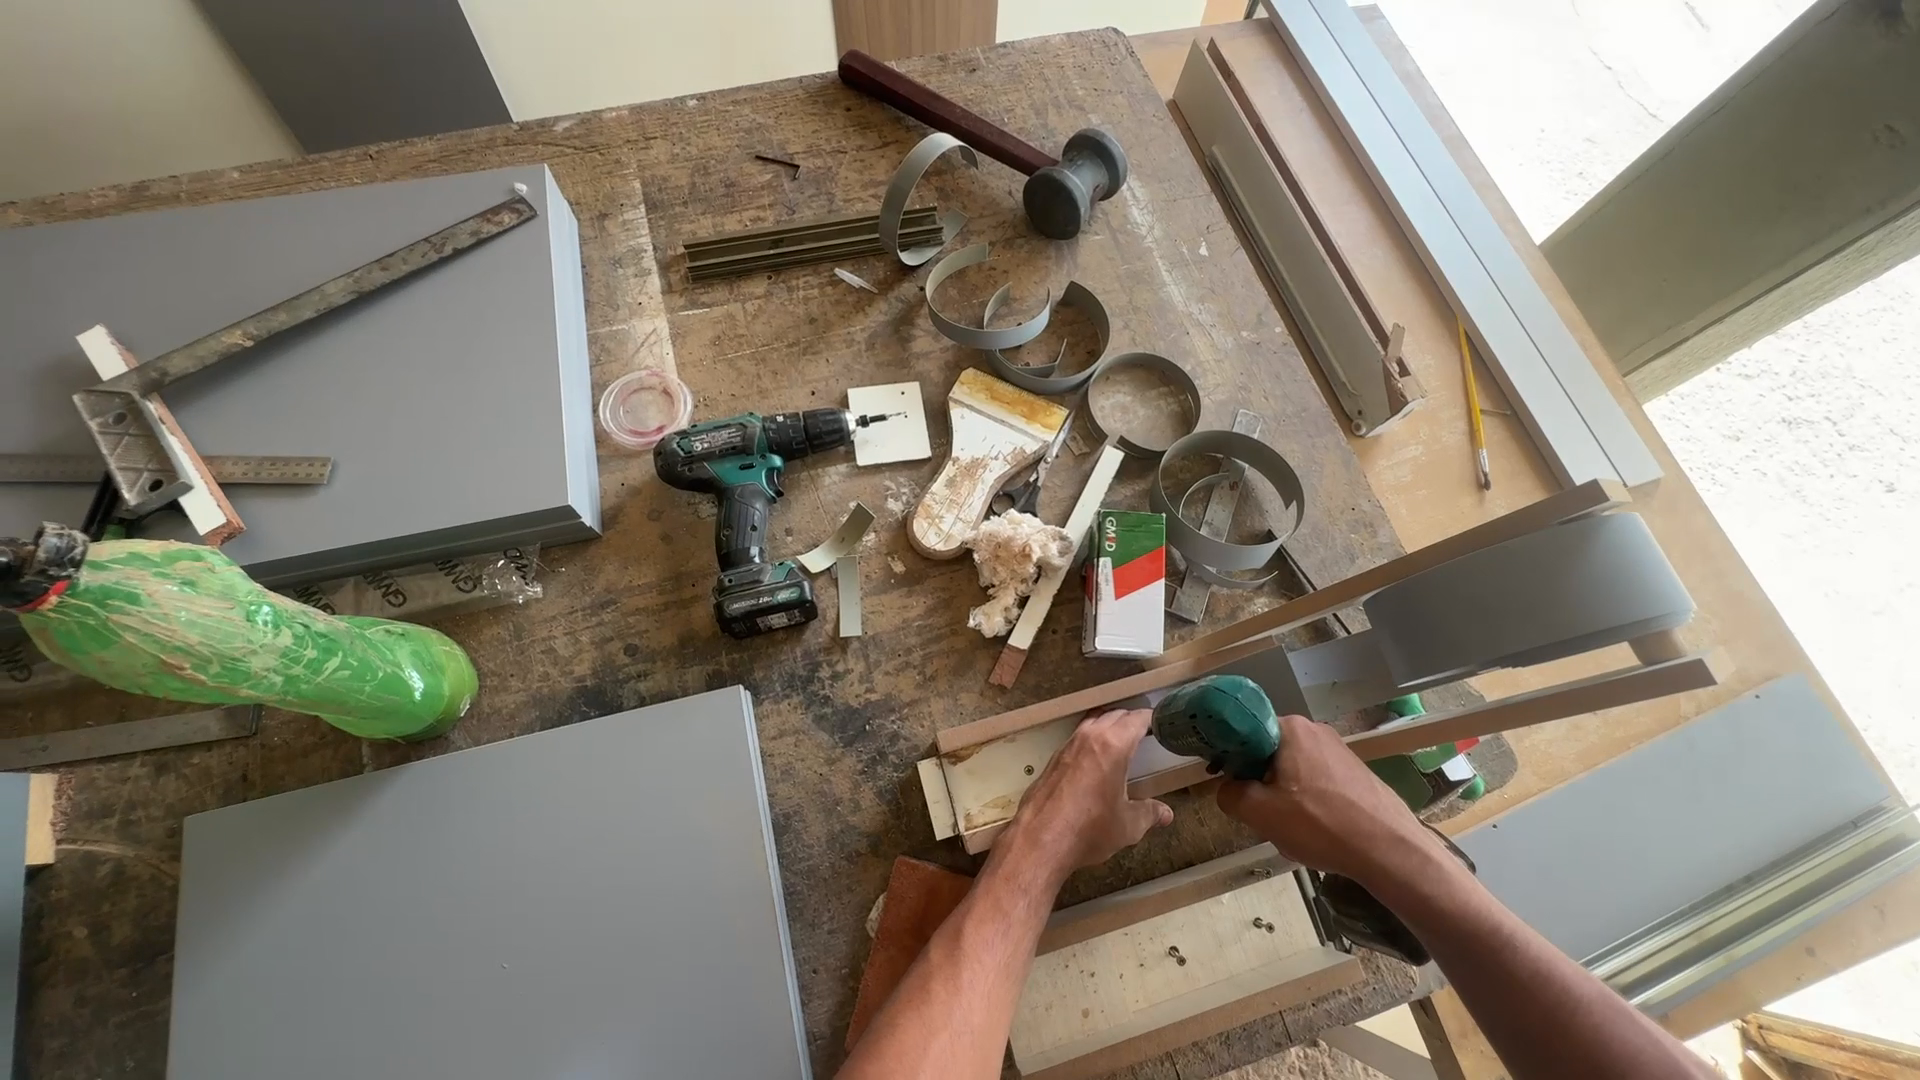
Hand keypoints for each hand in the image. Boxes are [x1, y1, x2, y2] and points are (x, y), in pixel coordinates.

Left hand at [993, 708, 1173, 885]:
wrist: (1040, 839)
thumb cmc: (1089, 829)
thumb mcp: (1128, 825)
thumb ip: (1150, 813)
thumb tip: (1166, 814)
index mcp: (1112, 745)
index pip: (1136, 719)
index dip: (1152, 719)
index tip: (1163, 724)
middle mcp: (1088, 737)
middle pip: (1114, 715)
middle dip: (1131, 720)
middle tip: (1146, 733)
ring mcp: (1067, 745)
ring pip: (1092, 722)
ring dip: (1108, 725)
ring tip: (1122, 741)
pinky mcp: (1053, 758)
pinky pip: (1077, 737)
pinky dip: (1091, 739)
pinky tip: (1096, 760)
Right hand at [1216, 714, 1442, 890]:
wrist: (1391, 851)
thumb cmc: (1320, 824)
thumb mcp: (1259, 812)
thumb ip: (1229, 795)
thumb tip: (1227, 789)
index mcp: (1290, 728)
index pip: (1244, 731)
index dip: (1230, 757)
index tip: (1227, 782)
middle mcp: (1316, 731)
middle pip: (1270, 753)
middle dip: (1260, 783)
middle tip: (1261, 812)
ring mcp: (1340, 752)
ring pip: (1294, 772)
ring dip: (1284, 797)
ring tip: (1291, 829)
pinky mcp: (1357, 774)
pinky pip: (1318, 784)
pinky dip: (1310, 805)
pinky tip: (1317, 832)